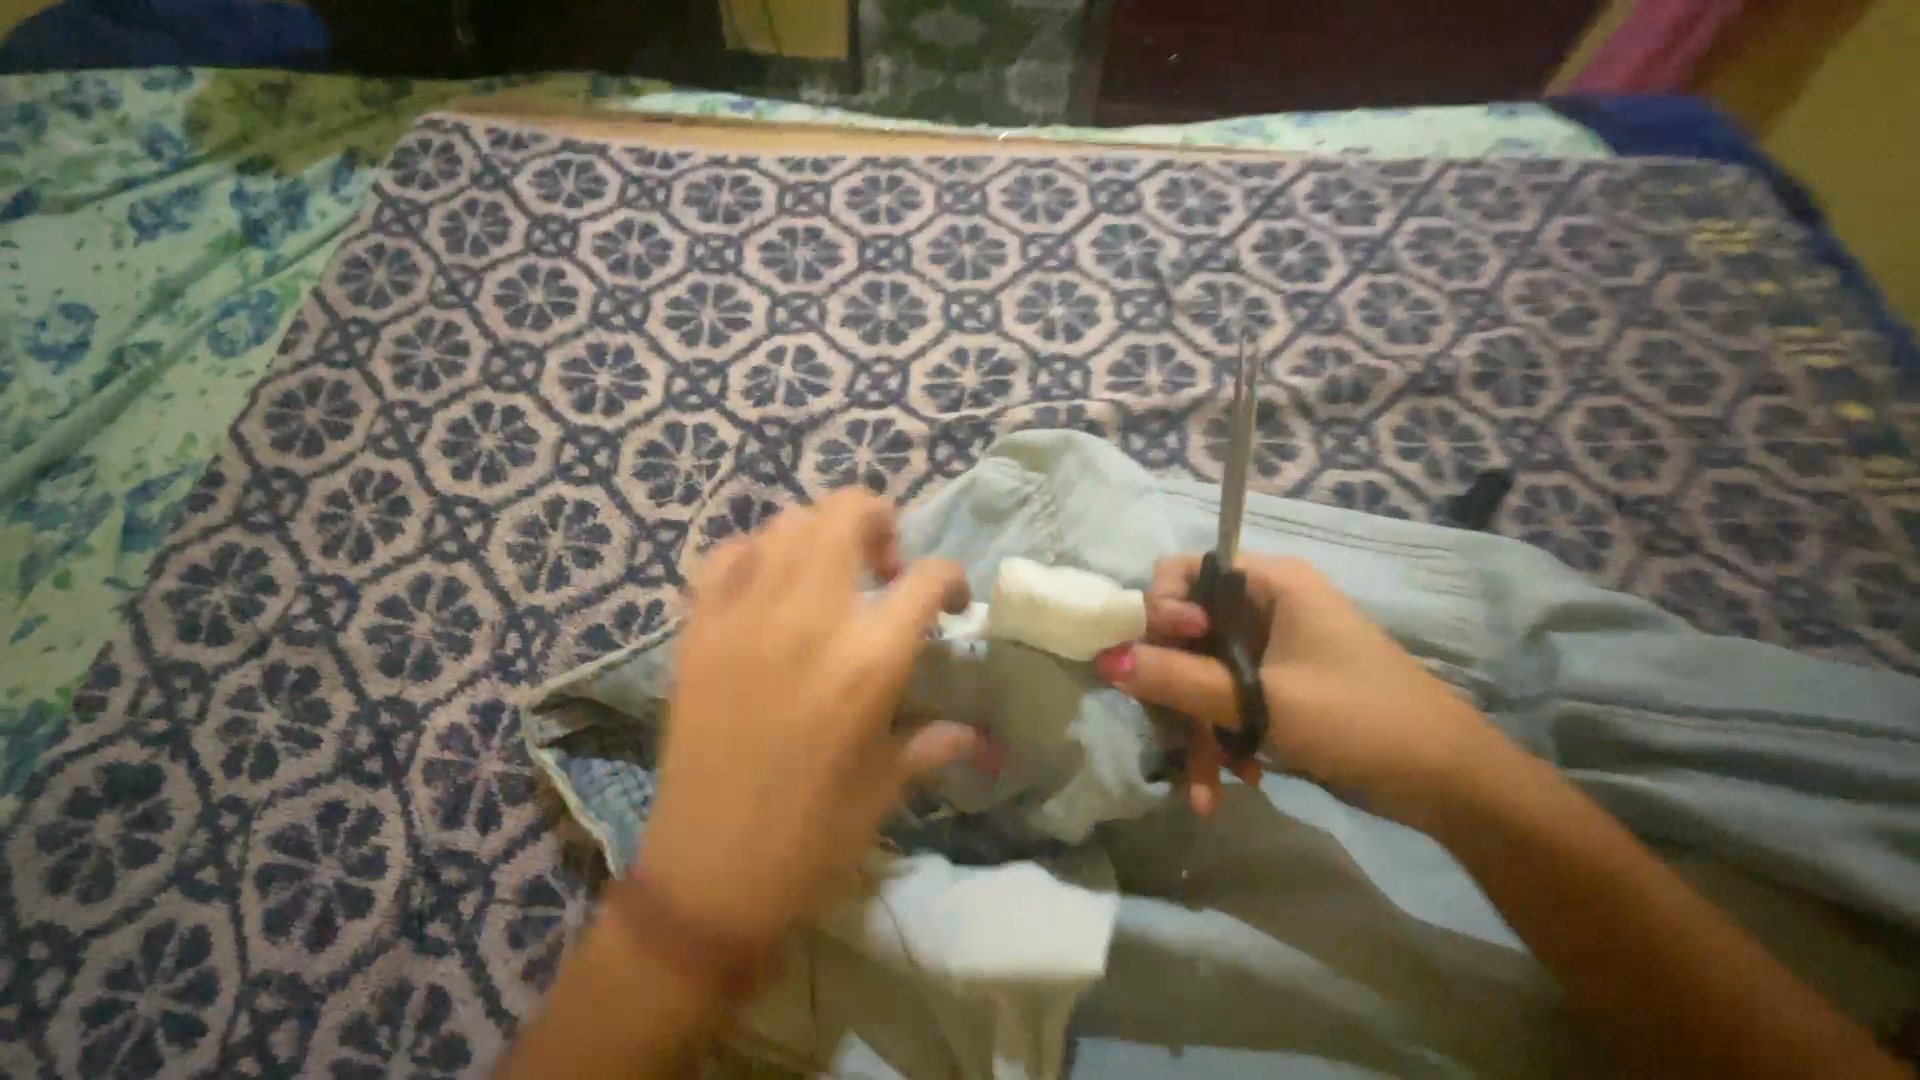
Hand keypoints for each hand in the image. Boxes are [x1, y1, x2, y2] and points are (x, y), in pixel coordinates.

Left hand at [636, 491, 977, 945]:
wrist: (708, 874)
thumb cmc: (812, 837)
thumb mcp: (885, 787)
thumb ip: (932, 742)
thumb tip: (976, 736)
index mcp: (868, 661)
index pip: (927, 579)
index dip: (952, 581)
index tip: (951, 607)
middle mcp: (808, 618)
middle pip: (848, 514)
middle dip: (881, 522)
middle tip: (886, 566)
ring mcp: (744, 616)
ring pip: (788, 523)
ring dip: (821, 534)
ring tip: (830, 575)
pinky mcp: (698, 630)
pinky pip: (727, 556)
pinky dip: (756, 555)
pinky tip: (769, 589)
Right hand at [1094, 554, 1499, 824]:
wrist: (1448, 784)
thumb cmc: (1361, 722)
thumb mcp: (1261, 703)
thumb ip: (1179, 679)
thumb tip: (1103, 659)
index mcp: (1268, 584)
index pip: (1181, 574)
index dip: (1158, 614)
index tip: (1157, 660)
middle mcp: (1263, 607)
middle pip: (1183, 634)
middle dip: (1174, 694)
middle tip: (1173, 741)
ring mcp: (1268, 651)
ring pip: (1199, 676)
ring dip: (1196, 732)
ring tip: (1204, 791)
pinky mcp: (1274, 689)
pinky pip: (1224, 702)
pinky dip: (1220, 741)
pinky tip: (1230, 785)